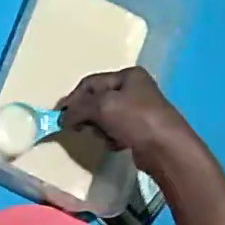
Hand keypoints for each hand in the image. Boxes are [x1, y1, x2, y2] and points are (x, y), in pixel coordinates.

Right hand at [56, 67, 187, 154]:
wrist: (165, 148)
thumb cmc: (135, 119)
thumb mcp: (102, 107)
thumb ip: (78, 109)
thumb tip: (62, 119)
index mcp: (128, 76)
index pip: (90, 83)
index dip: (72, 98)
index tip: (59, 116)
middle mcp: (134, 89)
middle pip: (96, 100)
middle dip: (86, 115)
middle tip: (78, 128)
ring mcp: (137, 109)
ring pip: (103, 117)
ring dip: (98, 128)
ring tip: (102, 136)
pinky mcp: (139, 129)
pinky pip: (113, 130)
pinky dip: (109, 137)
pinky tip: (115, 143)